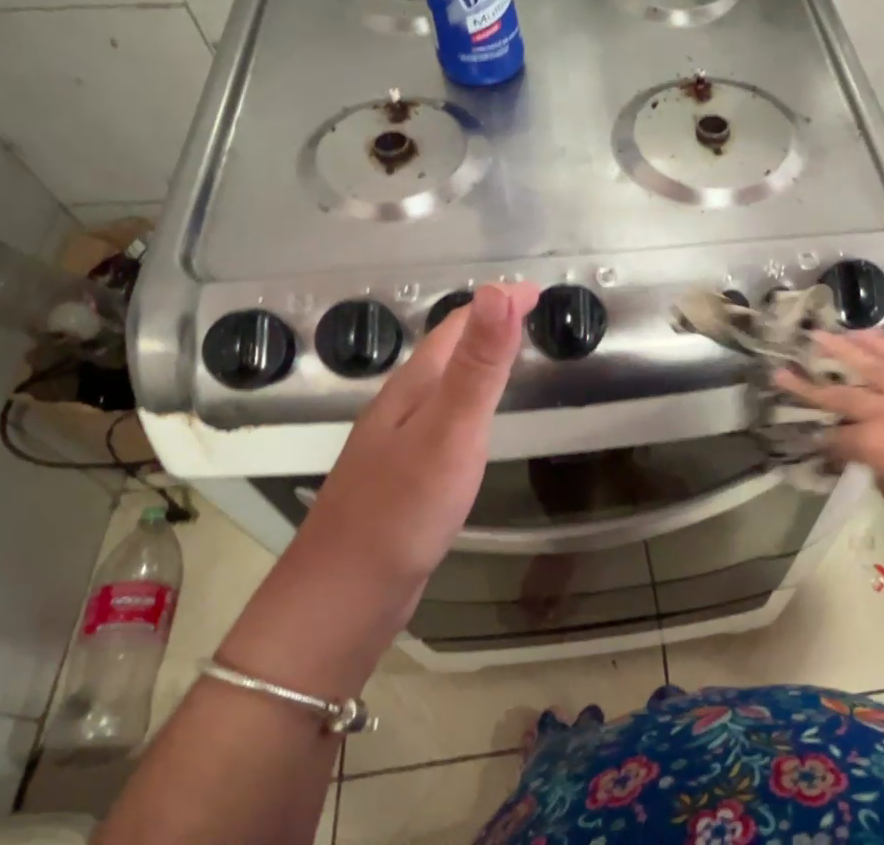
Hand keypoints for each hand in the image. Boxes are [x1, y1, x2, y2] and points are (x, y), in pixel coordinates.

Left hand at [309, 282, 539, 581]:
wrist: (345, 593)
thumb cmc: (403, 508)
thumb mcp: (451, 430)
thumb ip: (478, 365)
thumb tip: (500, 292)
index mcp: (412, 388)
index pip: (457, 327)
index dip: (497, 303)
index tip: (537, 291)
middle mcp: (398, 407)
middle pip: (443, 353)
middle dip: (485, 327)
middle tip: (528, 319)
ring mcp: (394, 445)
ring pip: (438, 389)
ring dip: (472, 365)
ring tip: (507, 361)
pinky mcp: (400, 479)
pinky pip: (438, 425)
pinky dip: (463, 408)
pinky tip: (471, 430)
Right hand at [773, 331, 883, 547]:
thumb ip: (870, 461)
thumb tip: (857, 447)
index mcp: (874, 444)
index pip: (835, 437)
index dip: (820, 440)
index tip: (807, 437)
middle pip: (840, 395)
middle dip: (807, 386)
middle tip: (781, 371)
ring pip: (871, 363)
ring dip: (842, 348)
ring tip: (819, 334)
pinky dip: (883, 345)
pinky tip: (865, 334)